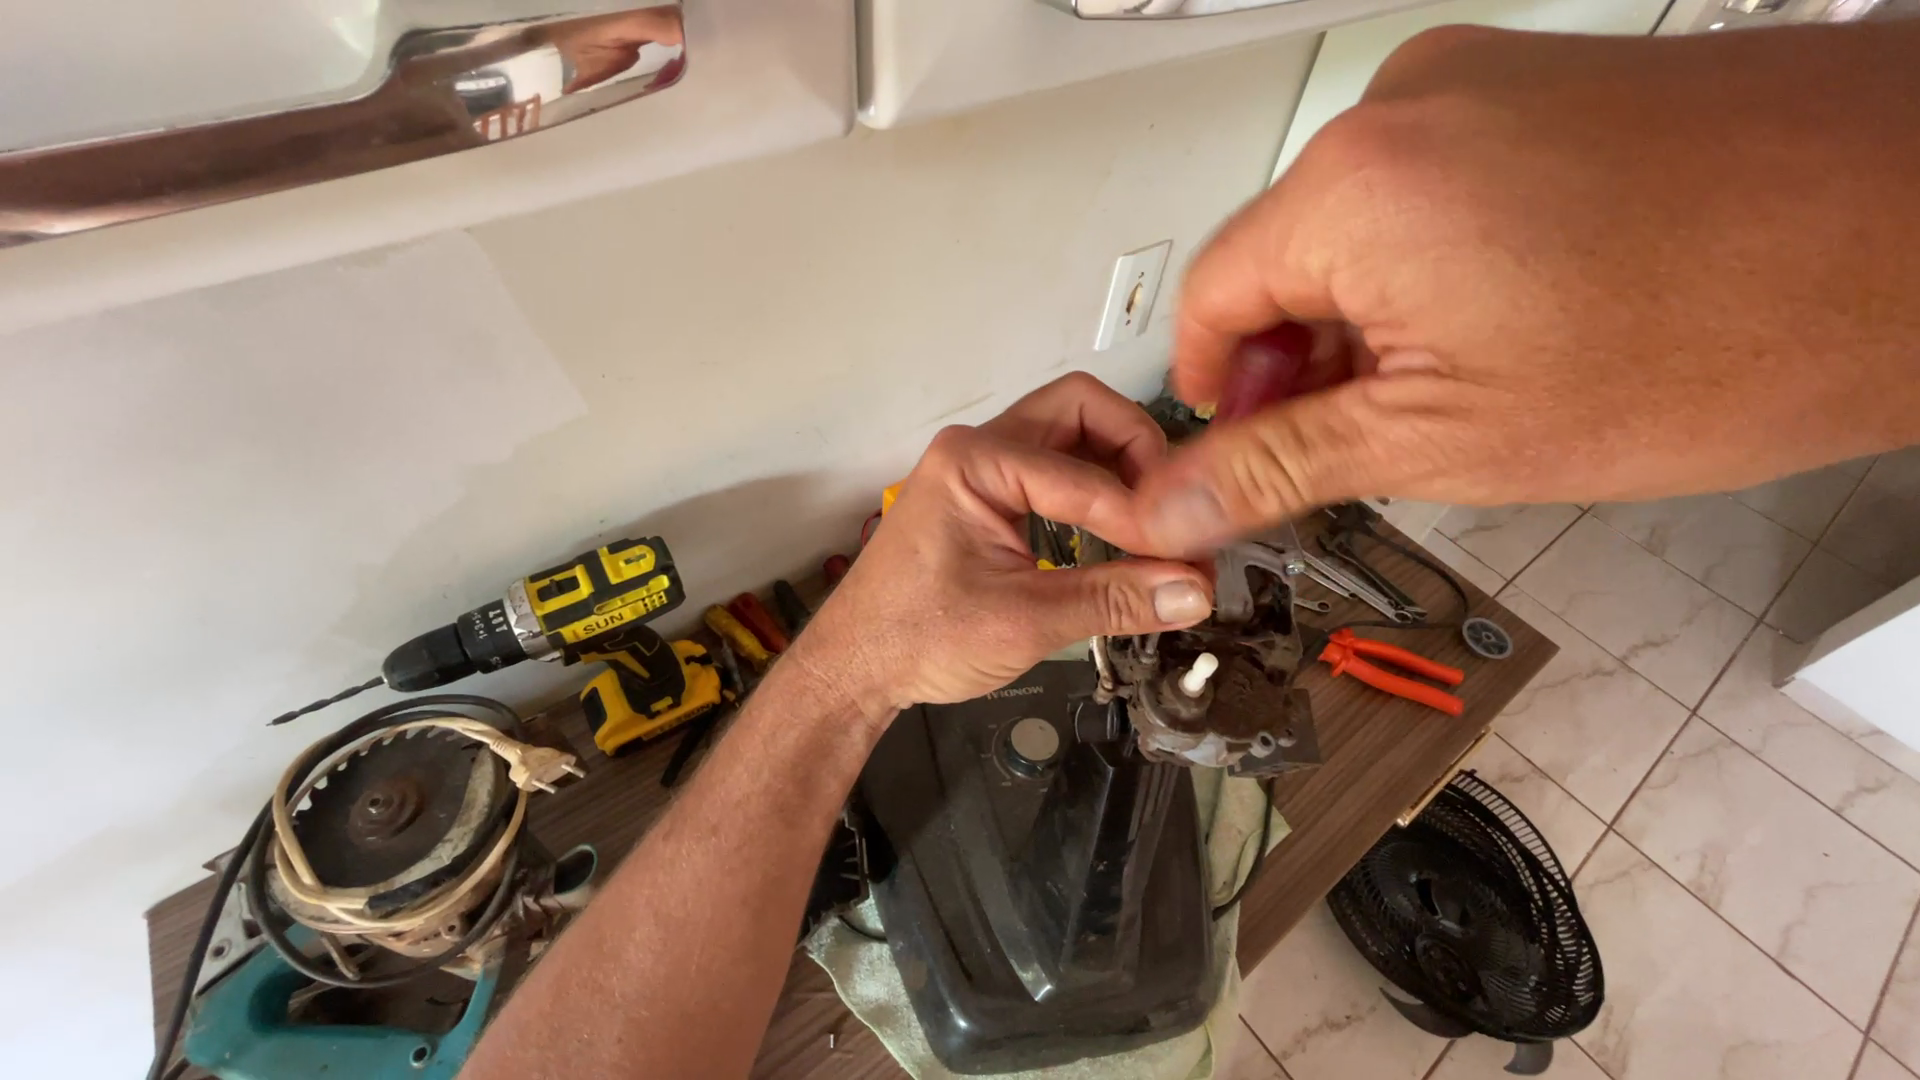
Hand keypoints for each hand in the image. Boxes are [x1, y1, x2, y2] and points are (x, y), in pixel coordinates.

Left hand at [785, 373, 1214, 720]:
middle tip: (1175, 507)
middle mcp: (977, 447)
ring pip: (1069, 434)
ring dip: (1119, 466)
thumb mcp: (1024, 621)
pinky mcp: (984, 495)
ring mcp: (979, 467)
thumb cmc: (921, 639)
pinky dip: (1093, 488)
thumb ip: (1113, 600)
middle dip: (1138, 449)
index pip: (1086, 474)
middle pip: (1081, 411)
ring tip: (1156, 520)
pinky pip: (1053, 468)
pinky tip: (1117, 530)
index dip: (1143, 517)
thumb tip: (1196, 592)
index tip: (1189, 560)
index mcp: (976, 461)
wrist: (855, 665)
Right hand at [1130, 23, 1919, 555]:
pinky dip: (1412, 274)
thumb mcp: (1439, 438)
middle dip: (1293, 363)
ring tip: (1436, 386)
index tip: (1237, 441)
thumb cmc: (1722, 332)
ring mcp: (1469, 85)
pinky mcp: (1524, 89)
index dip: (1212, 389)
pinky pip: (1410, 195)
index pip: (1207, 300)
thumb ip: (1276, 467)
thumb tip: (1172, 503)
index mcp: (1352, 189)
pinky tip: (1481, 325)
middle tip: (1348, 436)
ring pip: (1340, 235)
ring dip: (1354, 322)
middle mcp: (1397, 112)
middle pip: (1273, 264)